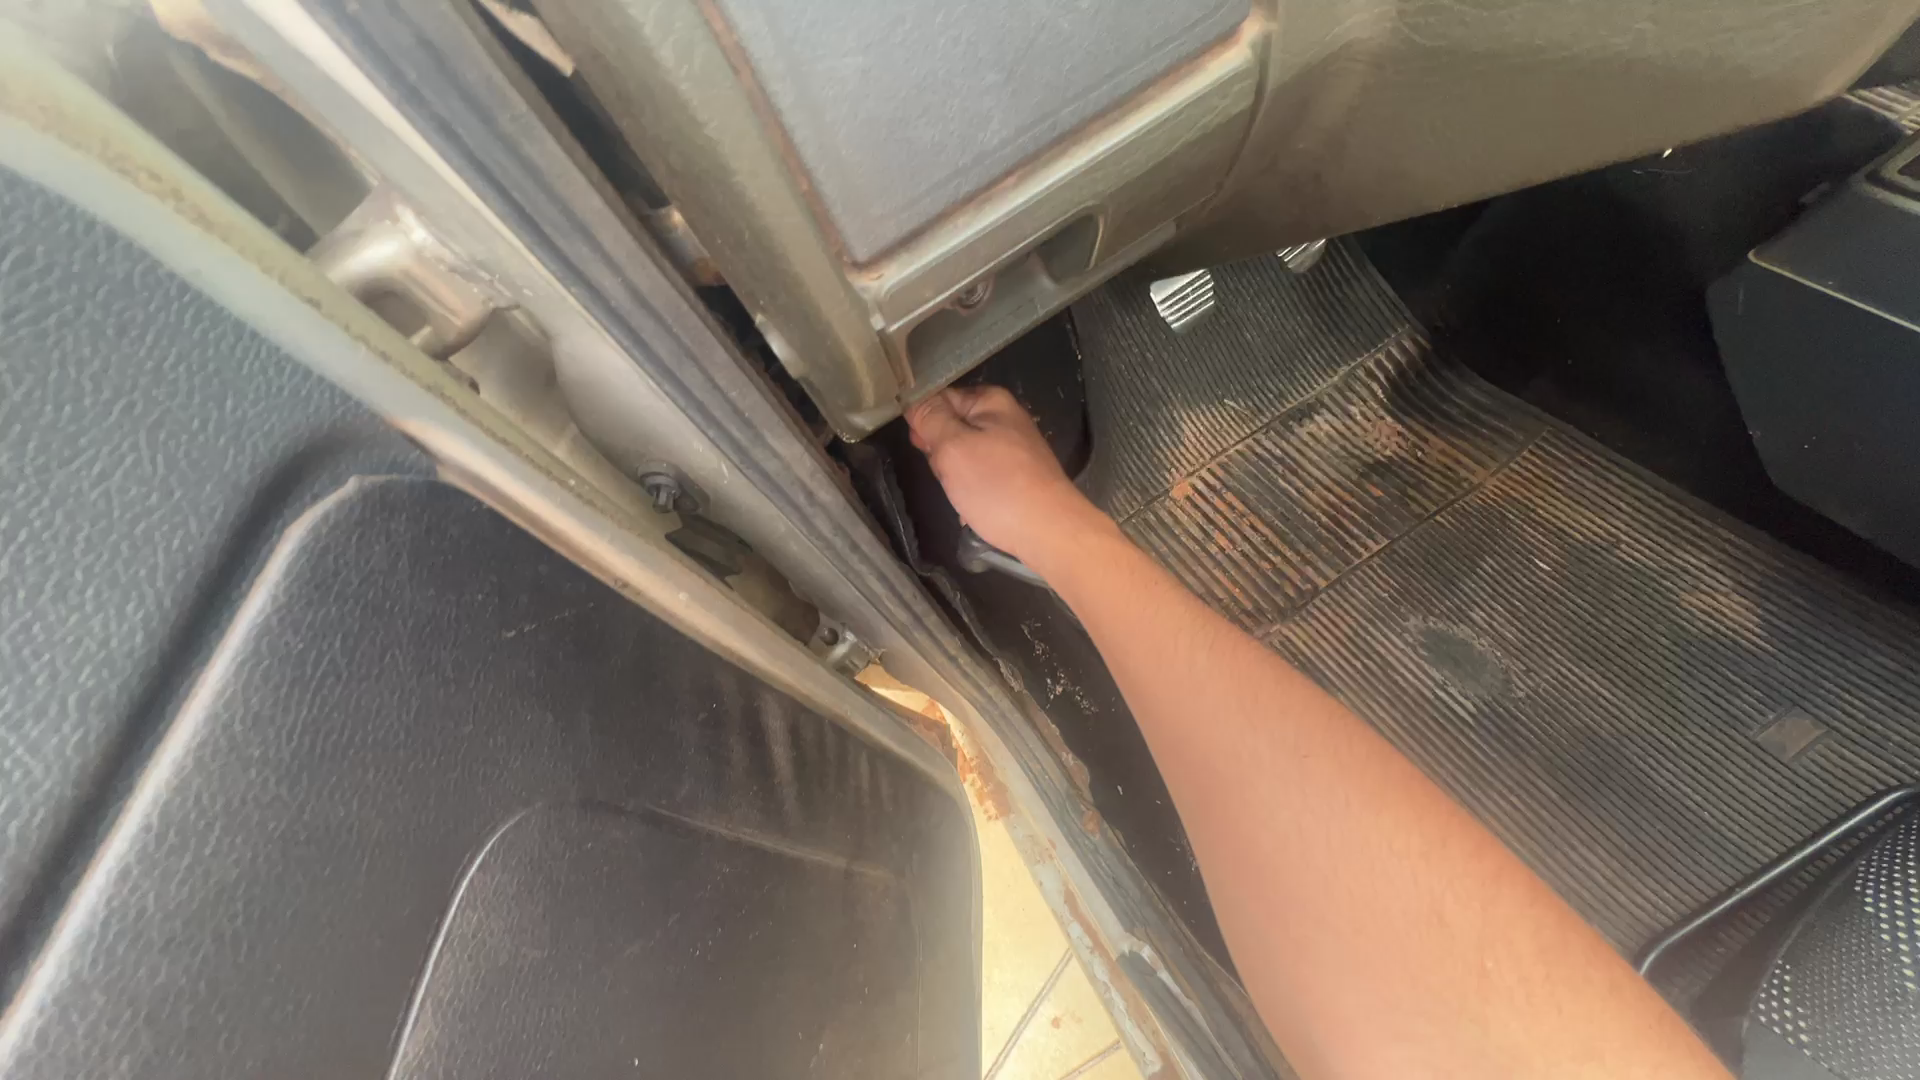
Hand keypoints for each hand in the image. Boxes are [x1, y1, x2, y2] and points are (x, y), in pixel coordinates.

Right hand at [904, 385, 1113, 566]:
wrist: (1048, 532)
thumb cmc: (998, 487)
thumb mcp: (953, 448)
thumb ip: (930, 419)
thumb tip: (913, 399)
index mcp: (990, 401)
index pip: (939, 398)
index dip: (924, 421)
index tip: (922, 445)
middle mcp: (1003, 419)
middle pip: (950, 429)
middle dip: (940, 453)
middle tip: (948, 473)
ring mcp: (1010, 449)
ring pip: (962, 457)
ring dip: (953, 476)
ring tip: (964, 493)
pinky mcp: (1014, 476)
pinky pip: (979, 477)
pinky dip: (971, 491)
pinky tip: (975, 508)